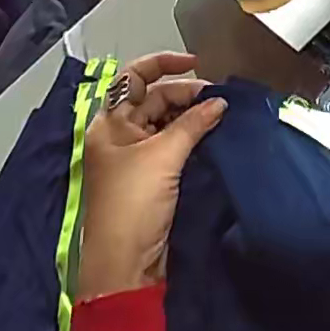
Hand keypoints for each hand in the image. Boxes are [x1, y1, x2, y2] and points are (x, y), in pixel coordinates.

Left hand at [76, 52, 226, 300]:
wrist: (126, 267)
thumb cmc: (133, 203)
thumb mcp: (164, 156)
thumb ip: (193, 122)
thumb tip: (219, 102)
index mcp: (110, 123)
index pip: (134, 77)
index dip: (163, 63)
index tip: (194, 63)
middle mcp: (120, 134)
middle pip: (154, 98)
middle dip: (186, 94)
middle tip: (217, 99)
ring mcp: (135, 155)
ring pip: (166, 120)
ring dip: (191, 115)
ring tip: (218, 113)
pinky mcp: (150, 175)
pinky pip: (172, 142)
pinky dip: (191, 134)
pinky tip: (211, 131)